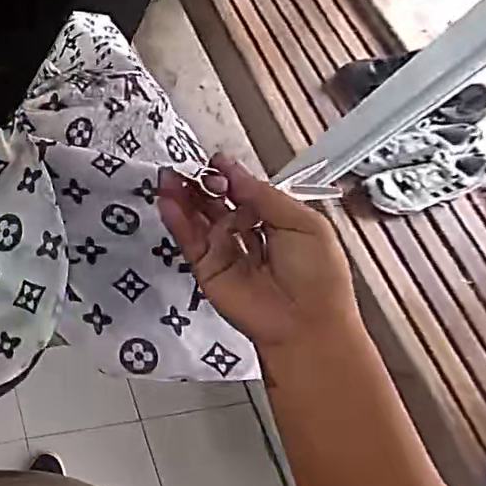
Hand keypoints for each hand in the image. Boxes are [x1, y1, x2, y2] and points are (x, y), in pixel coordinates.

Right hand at [157, 155, 360, 350]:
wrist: (305, 323)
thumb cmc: (318, 276)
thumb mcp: (303, 223)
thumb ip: (265, 196)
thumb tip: (234, 173)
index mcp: (275, 221)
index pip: (244, 193)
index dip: (230, 176)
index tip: (216, 162)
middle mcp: (246, 235)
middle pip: (217, 204)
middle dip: (202, 185)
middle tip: (188, 169)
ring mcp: (224, 252)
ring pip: (198, 219)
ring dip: (182, 198)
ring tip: (168, 178)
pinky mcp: (206, 269)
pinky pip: (189, 240)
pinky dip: (177, 221)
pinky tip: (167, 202)